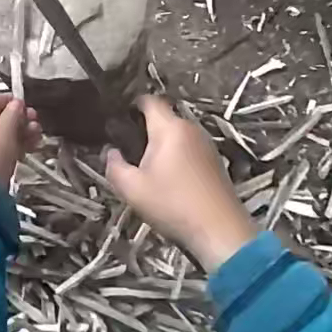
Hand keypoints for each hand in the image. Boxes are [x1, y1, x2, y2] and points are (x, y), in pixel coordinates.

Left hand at [0, 94, 42, 186]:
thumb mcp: (5, 129)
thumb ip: (13, 113)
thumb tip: (18, 103)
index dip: (8, 99)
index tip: (25, 102)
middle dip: (19, 117)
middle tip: (35, 118)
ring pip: (4, 133)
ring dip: (22, 131)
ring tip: (37, 132)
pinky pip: (5, 147)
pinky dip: (19, 144)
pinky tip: (33, 145)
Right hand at [106, 95, 257, 270]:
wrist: (220, 231)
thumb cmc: (173, 205)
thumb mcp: (132, 189)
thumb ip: (114, 166)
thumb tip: (111, 152)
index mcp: (169, 128)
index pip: (150, 100)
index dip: (133, 104)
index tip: (120, 117)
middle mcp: (191, 129)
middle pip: (164, 118)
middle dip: (146, 128)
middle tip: (128, 149)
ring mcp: (207, 144)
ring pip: (178, 134)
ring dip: (162, 144)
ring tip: (147, 166)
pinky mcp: (215, 161)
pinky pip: (190, 148)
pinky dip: (177, 156)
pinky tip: (170, 179)